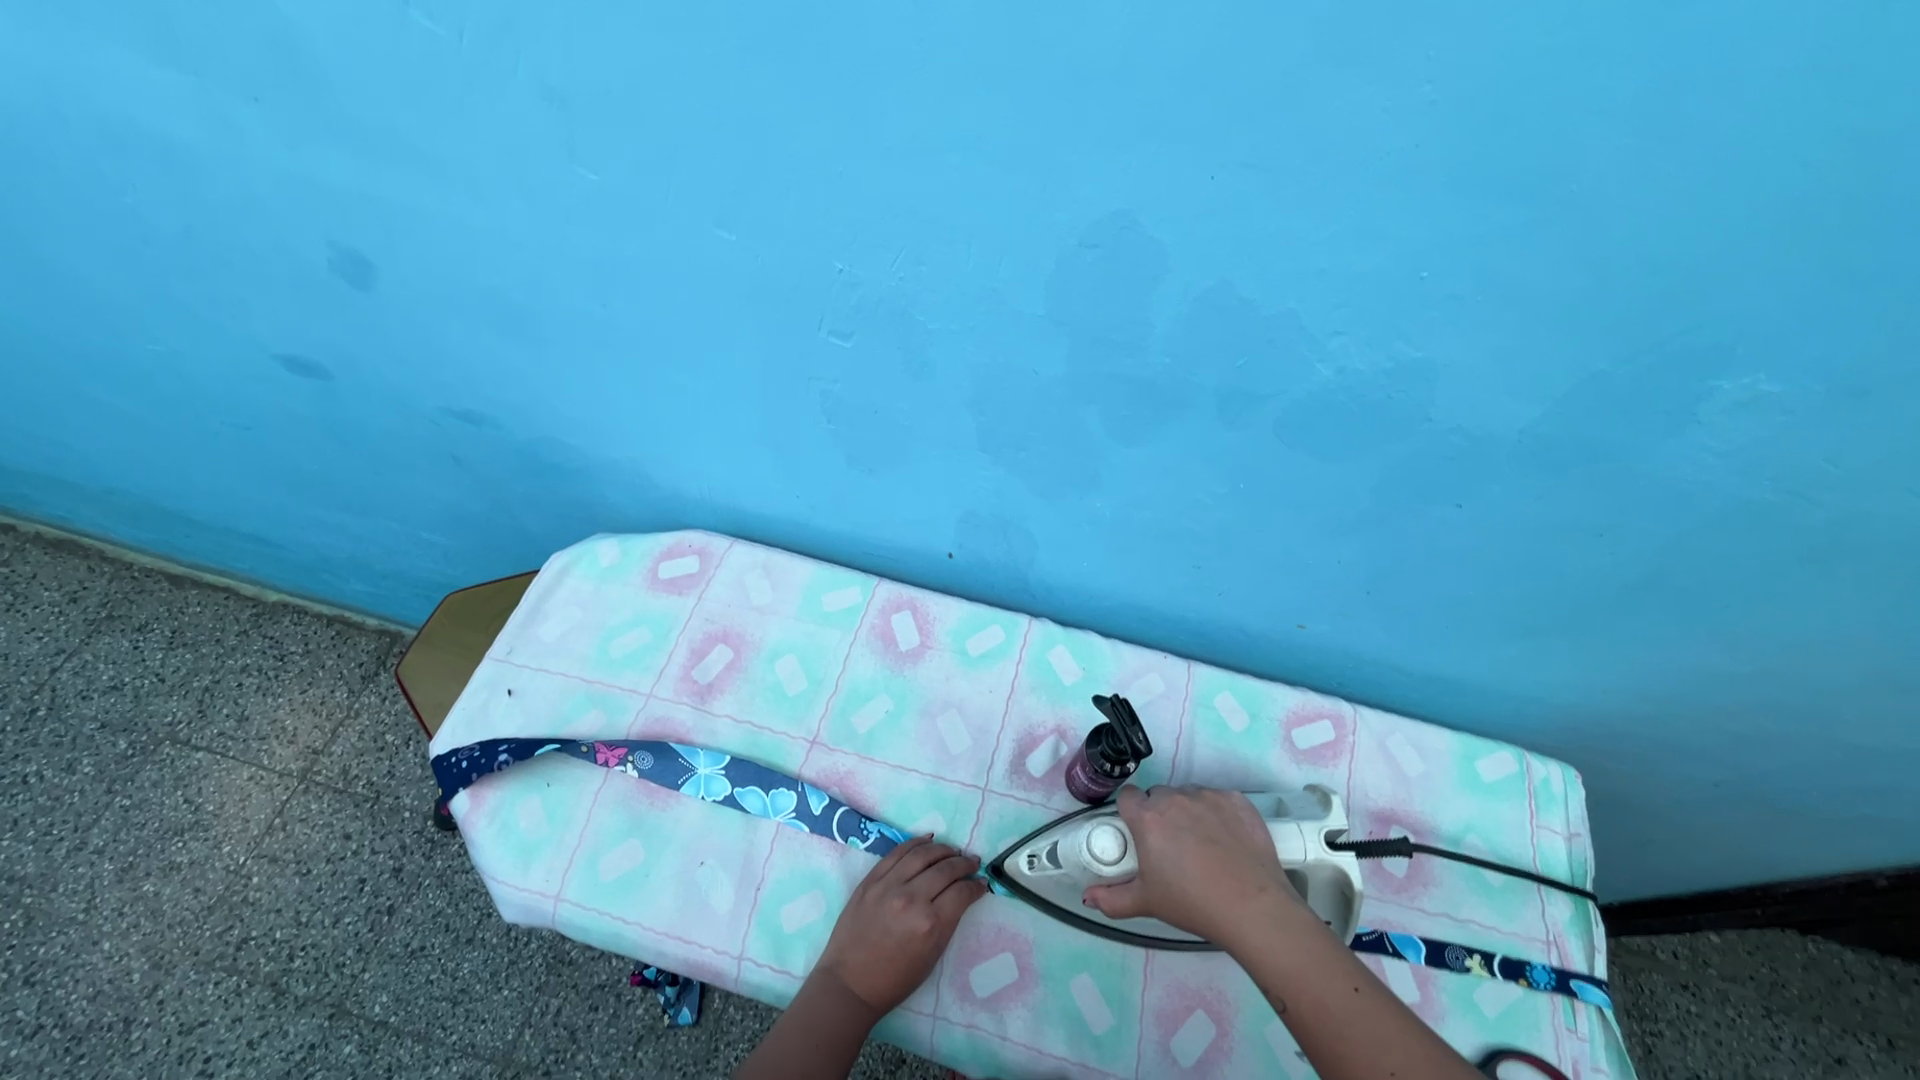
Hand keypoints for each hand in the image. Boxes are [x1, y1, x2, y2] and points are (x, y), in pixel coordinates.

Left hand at [812, 835, 986, 1015]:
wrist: (851, 982)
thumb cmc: (896, 978)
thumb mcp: (933, 954)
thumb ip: (949, 920)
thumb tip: (964, 893)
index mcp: (930, 924)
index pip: (961, 892)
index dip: (975, 885)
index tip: (981, 882)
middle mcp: (911, 899)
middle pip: (945, 869)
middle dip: (964, 863)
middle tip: (972, 862)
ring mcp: (888, 886)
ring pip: (922, 854)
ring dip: (943, 849)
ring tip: (953, 850)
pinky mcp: (870, 880)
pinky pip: (897, 853)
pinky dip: (915, 843)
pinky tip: (928, 840)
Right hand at [1082, 785, 1301, 947]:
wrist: (1252, 907)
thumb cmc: (1192, 903)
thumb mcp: (1146, 903)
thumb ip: (1111, 898)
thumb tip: (1087, 897)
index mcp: (1148, 818)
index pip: (1128, 797)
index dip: (1131, 813)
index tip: (1140, 833)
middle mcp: (1175, 799)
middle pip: (1160, 796)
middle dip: (1161, 814)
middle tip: (1171, 846)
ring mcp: (1208, 796)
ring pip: (1189, 795)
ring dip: (1189, 811)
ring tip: (1202, 844)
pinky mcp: (1237, 800)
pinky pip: (1219, 799)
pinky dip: (1218, 813)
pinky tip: (1226, 839)